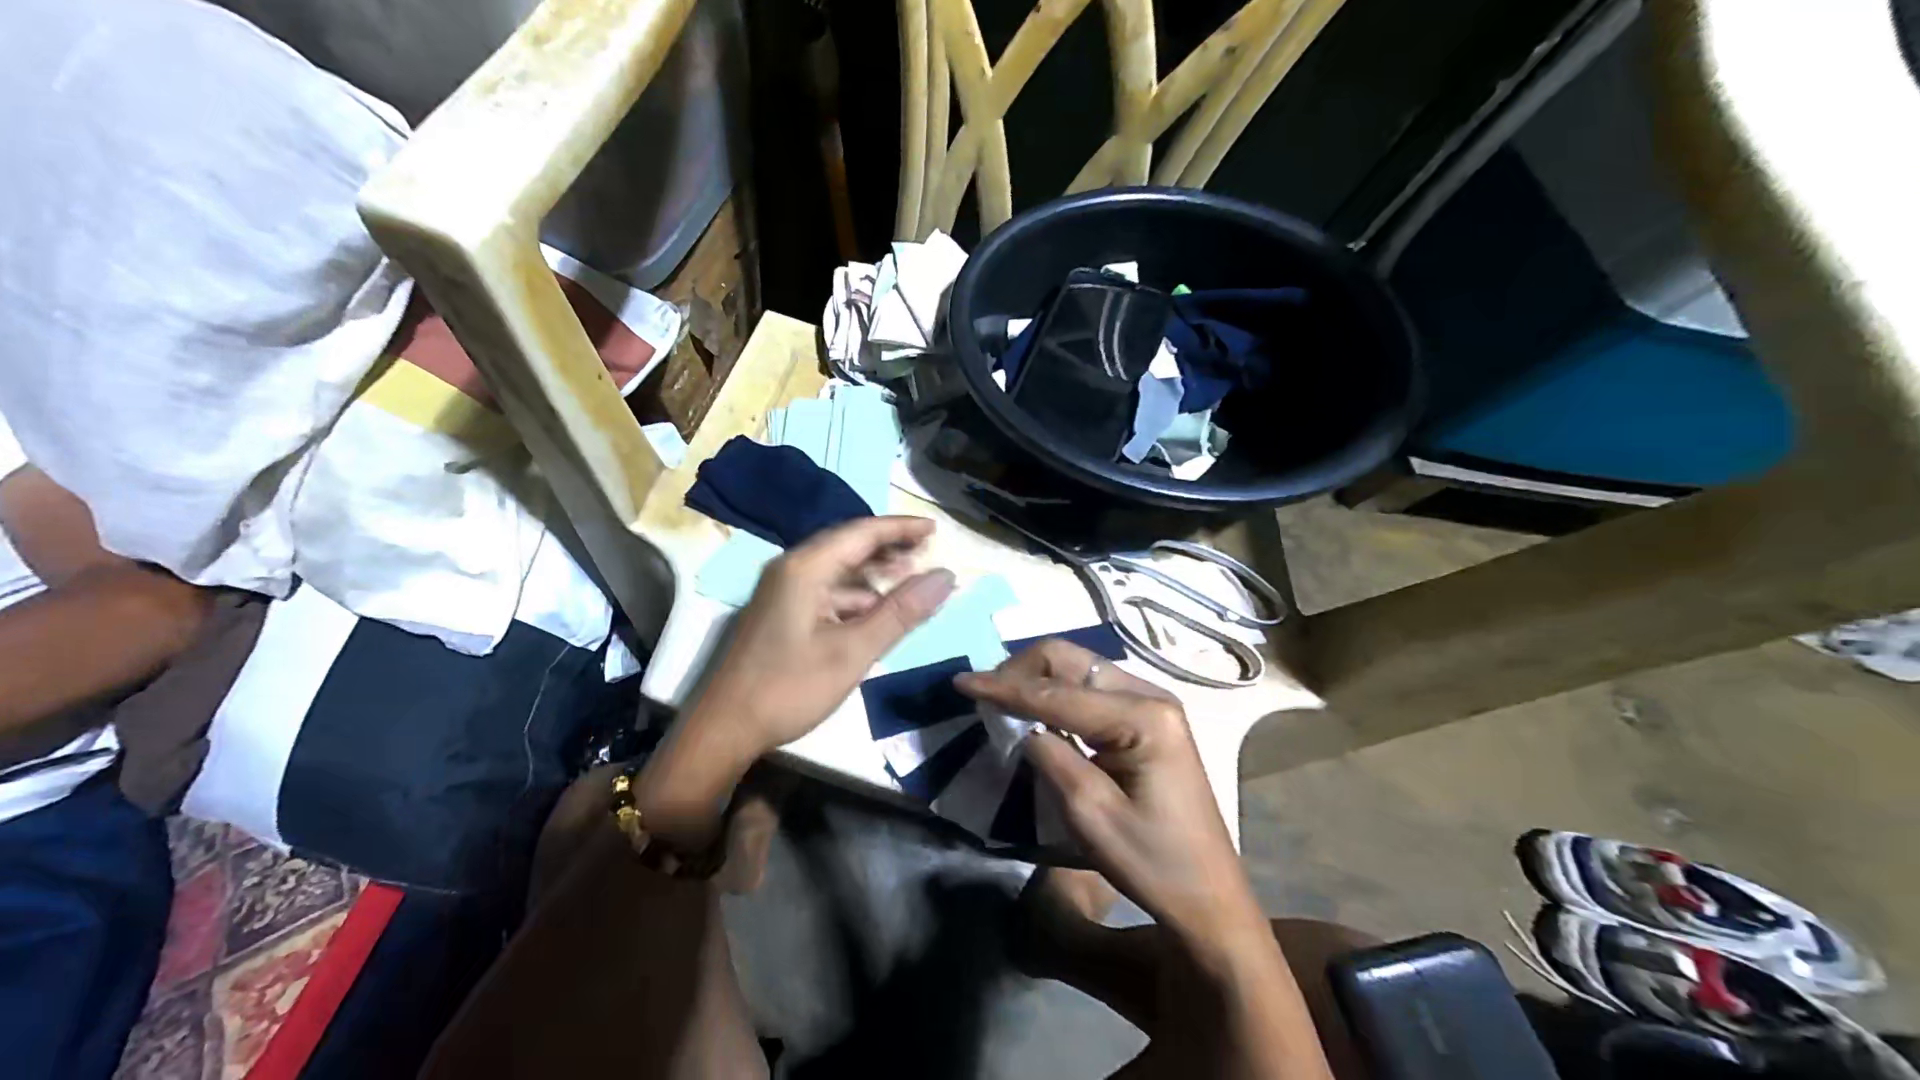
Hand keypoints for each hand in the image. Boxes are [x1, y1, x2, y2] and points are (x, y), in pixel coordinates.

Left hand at [691, 516, 955, 759]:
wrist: (725, 728)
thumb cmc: (789, 687)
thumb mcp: (853, 651)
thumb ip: (901, 612)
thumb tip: (946, 577)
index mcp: (805, 568)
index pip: (861, 532)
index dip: (901, 528)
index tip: (936, 530)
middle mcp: (792, 569)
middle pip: (848, 545)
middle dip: (890, 547)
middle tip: (929, 552)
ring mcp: (784, 592)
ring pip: (838, 570)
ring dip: (875, 573)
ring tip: (912, 578)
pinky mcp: (782, 613)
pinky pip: (827, 591)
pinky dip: (857, 595)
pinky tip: (878, 611)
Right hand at [955, 640, 1268, 957]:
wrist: (1207, 893)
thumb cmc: (1151, 861)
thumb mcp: (1090, 813)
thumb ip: (1050, 755)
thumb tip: (1017, 721)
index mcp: (1143, 717)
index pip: (1057, 692)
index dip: (1005, 687)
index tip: (961, 683)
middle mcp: (1151, 694)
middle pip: (1070, 659)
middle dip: (1021, 672)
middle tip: (986, 698)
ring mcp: (1152, 702)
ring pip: (1079, 668)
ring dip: (1037, 679)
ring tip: (1003, 703)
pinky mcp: (1148, 715)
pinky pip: (1091, 687)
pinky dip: (1057, 693)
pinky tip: (1038, 713)